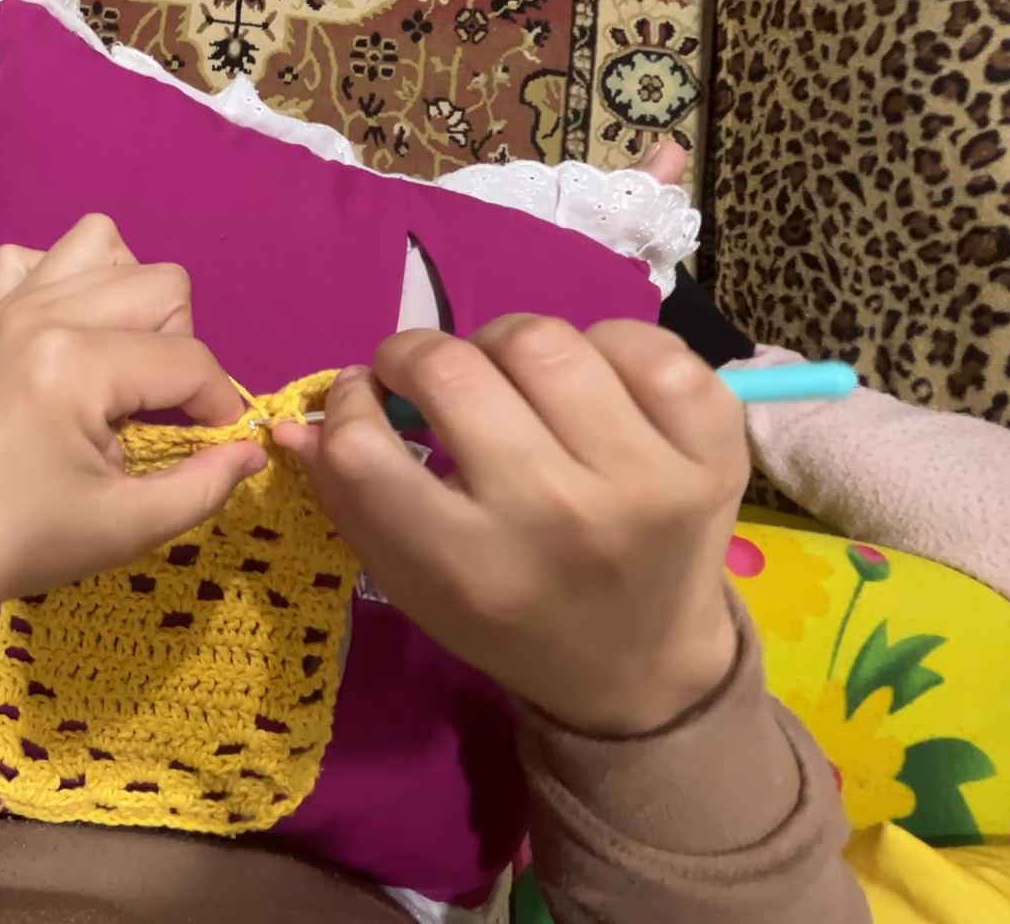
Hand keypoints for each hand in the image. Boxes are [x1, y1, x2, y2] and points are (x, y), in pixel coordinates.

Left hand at [0, 215, 266, 630]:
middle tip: (162, 409)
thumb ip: (205, 485)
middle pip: (163, 285)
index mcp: (76, 367)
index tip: (220, 444)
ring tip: (125, 361)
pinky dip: (71, 280)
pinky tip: (74, 332)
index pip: (188, 359)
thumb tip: (253, 448)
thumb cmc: (25, 540)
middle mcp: (47, 314)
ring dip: (135, 300)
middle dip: (183, 349)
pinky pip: (42, 255)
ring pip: (108, 247)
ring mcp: (14, 303)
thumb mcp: (127, 529)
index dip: (222, 404)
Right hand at [276, 317, 746, 734]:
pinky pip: (643, 343)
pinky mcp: (714, 454)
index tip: (360, 397)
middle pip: (451, 372)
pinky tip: (583, 383)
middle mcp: (557, 517)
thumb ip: (345, 493)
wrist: (635, 668)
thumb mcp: (405, 574)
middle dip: (410, 355)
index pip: (365, 447)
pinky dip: (597, 345)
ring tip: (499, 375)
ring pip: (543, 341)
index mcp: (467, 563)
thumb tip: (294, 422)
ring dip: (497, 343)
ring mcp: (649, 480)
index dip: (346, 403)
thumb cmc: (498, 617)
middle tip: (415, 373)